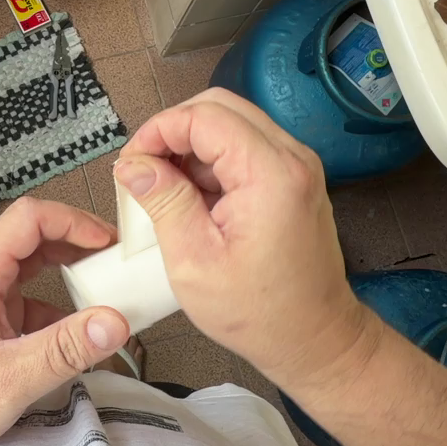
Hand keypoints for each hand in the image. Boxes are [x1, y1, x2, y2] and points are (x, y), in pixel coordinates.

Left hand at [0, 197, 132, 445]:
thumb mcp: (11, 379)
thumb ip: (66, 349)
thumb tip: (114, 324)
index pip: (28, 219)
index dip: (71, 221)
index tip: (105, 240)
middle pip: (33, 235)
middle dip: (77, 240)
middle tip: (113, 257)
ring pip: (32, 265)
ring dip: (69, 271)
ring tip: (104, 285)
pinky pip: (29, 297)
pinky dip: (58, 306)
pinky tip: (78, 330)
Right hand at [113, 88, 380, 392]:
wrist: (314, 338)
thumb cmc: (259, 312)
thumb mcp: (193, 261)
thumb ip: (163, 202)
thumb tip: (132, 165)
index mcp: (270, 174)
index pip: (204, 116)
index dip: (158, 130)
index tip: (132, 162)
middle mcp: (291, 158)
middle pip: (218, 107)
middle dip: (171, 130)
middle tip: (142, 167)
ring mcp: (294, 165)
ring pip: (229, 122)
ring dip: (189, 145)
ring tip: (162, 186)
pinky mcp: (290, 177)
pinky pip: (242, 146)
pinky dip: (208, 160)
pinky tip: (188, 195)